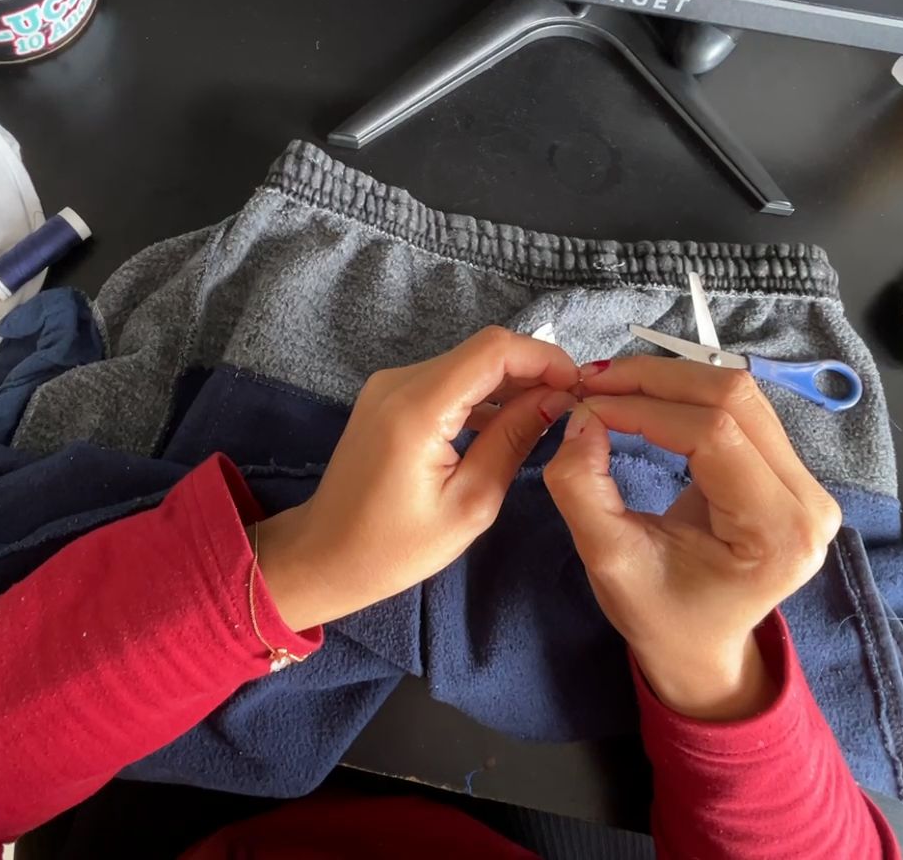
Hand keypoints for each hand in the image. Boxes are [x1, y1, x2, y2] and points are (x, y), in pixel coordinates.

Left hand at [260, 327, 579, 630]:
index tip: (578, 385)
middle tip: (570, 405)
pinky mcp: (388, 395)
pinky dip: (480, 393)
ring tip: (547, 415)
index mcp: (417, 408)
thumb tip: (557, 399)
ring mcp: (389, 384)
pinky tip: (506, 421)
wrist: (324, 554)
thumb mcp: (470, 503)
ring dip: (508, 382)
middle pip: (481, 351)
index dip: (542, 357)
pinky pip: (445, 380)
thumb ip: (513, 441)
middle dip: (531, 370)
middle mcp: (398, 381)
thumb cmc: (395, 546)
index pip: (492, 350)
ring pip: (465, 363)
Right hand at [544, 356, 841, 719]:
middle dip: (654, 378)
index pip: (712, 433)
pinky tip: (640, 398)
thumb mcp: (607, 560)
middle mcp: (808, 500)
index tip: (584, 407)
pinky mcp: (788, 469)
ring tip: (609, 387)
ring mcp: (805, 481)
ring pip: (736, 391)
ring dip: (667, 378)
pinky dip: (681, 391)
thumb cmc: (657, 614)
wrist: (699, 645)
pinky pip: (736, 407)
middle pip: (733, 397)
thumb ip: (582, 489)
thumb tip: (580, 418)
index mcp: (775, 533)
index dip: (642, 408)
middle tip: (591, 382)